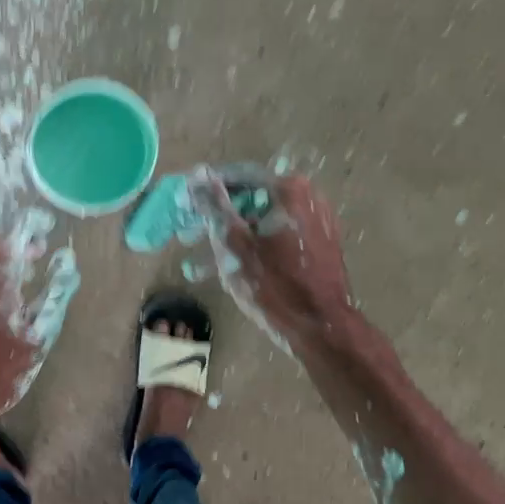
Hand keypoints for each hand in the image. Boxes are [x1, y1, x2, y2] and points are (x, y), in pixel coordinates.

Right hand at [190, 167, 355, 347]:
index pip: (238, 177)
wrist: (321, 329)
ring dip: (229, 240)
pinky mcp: (317, 248)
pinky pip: (276, 239)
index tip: (183, 205)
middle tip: (187, 237)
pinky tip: (229, 272)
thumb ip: (214, 205)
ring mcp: (315, 224)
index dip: (206, 190)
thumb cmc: (273, 285)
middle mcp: (308, 199)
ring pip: (260, 224)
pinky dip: (252, 249)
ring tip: (197, 267)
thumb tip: (197, 173)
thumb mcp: (233, 244)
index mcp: (290, 190)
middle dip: (216, 220)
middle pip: (250, 201)